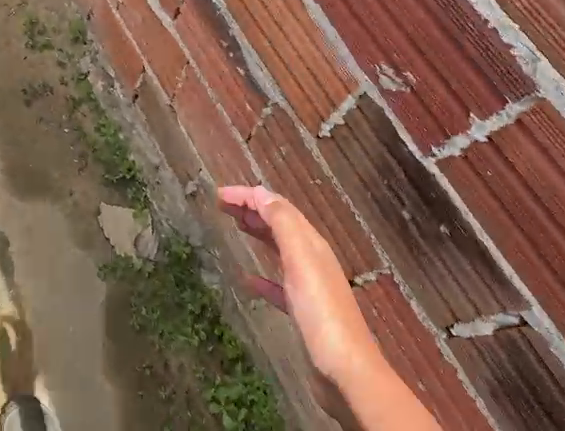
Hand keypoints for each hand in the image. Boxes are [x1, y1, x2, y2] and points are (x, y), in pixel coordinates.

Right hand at [217, 185, 378, 383]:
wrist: (345, 370)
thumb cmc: (321, 312)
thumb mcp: (301, 261)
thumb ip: (283, 225)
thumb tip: (261, 194)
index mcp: (310, 244)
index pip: (277, 207)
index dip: (249, 196)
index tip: (219, 194)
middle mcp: (311, 259)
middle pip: (279, 224)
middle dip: (252, 209)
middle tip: (222, 205)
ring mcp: (308, 286)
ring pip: (279, 249)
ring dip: (258, 233)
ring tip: (235, 226)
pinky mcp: (302, 310)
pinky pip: (279, 284)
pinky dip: (262, 276)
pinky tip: (248, 280)